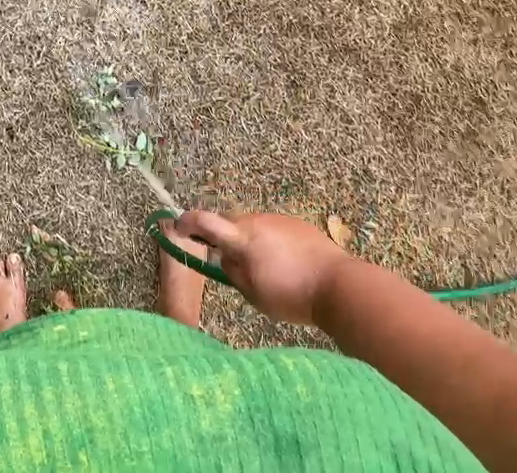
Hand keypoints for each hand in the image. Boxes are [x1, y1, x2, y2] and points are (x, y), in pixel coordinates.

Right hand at [173, 210, 349, 327]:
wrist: (339, 285)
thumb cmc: (292, 295)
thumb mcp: (254, 294)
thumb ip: (234, 273)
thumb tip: (226, 259)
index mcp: (243, 239)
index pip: (206, 222)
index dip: (188, 222)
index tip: (177, 225)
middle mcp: (258, 222)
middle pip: (231, 225)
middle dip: (226, 240)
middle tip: (234, 265)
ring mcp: (279, 220)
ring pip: (253, 227)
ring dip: (251, 242)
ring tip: (267, 270)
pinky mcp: (296, 224)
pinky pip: (273, 230)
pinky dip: (270, 243)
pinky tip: (286, 265)